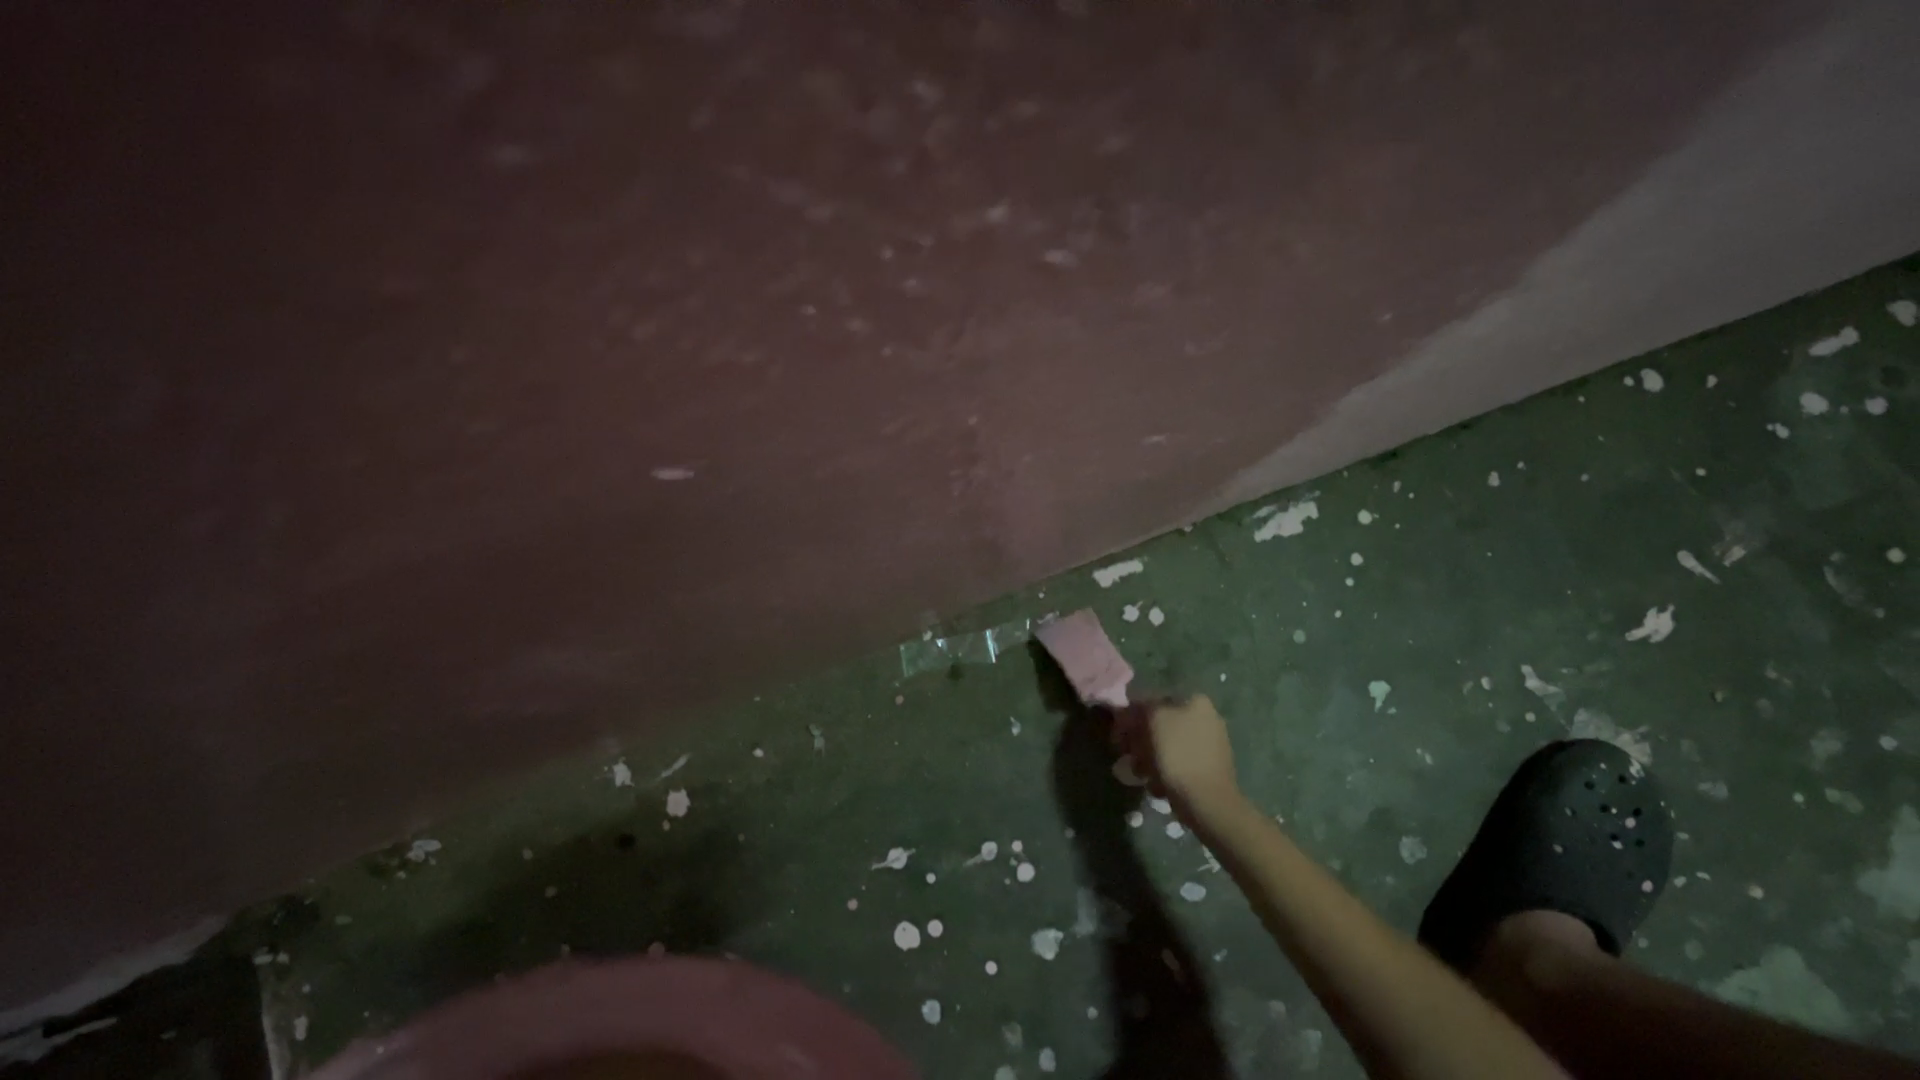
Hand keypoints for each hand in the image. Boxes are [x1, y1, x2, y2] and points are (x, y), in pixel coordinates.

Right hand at [1111, 695, 1241, 819]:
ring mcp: (1210, 744)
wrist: (1207, 801)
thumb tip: (1132, 710)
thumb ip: (1142, 707)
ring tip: (1141, 775)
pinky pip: (1178, 763)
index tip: (1118, 737)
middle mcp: (1207, 718)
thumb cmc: (1178, 756)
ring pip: (1167, 746)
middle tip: (1129, 756)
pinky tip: (1158, 785)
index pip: (1154, 702)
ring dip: (1149, 758)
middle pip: (1161, 725)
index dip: (1132, 717)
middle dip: (1140, 741)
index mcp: (1196, 702)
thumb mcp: (1154, 720)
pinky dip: (1165, 772)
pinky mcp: (1208, 768)